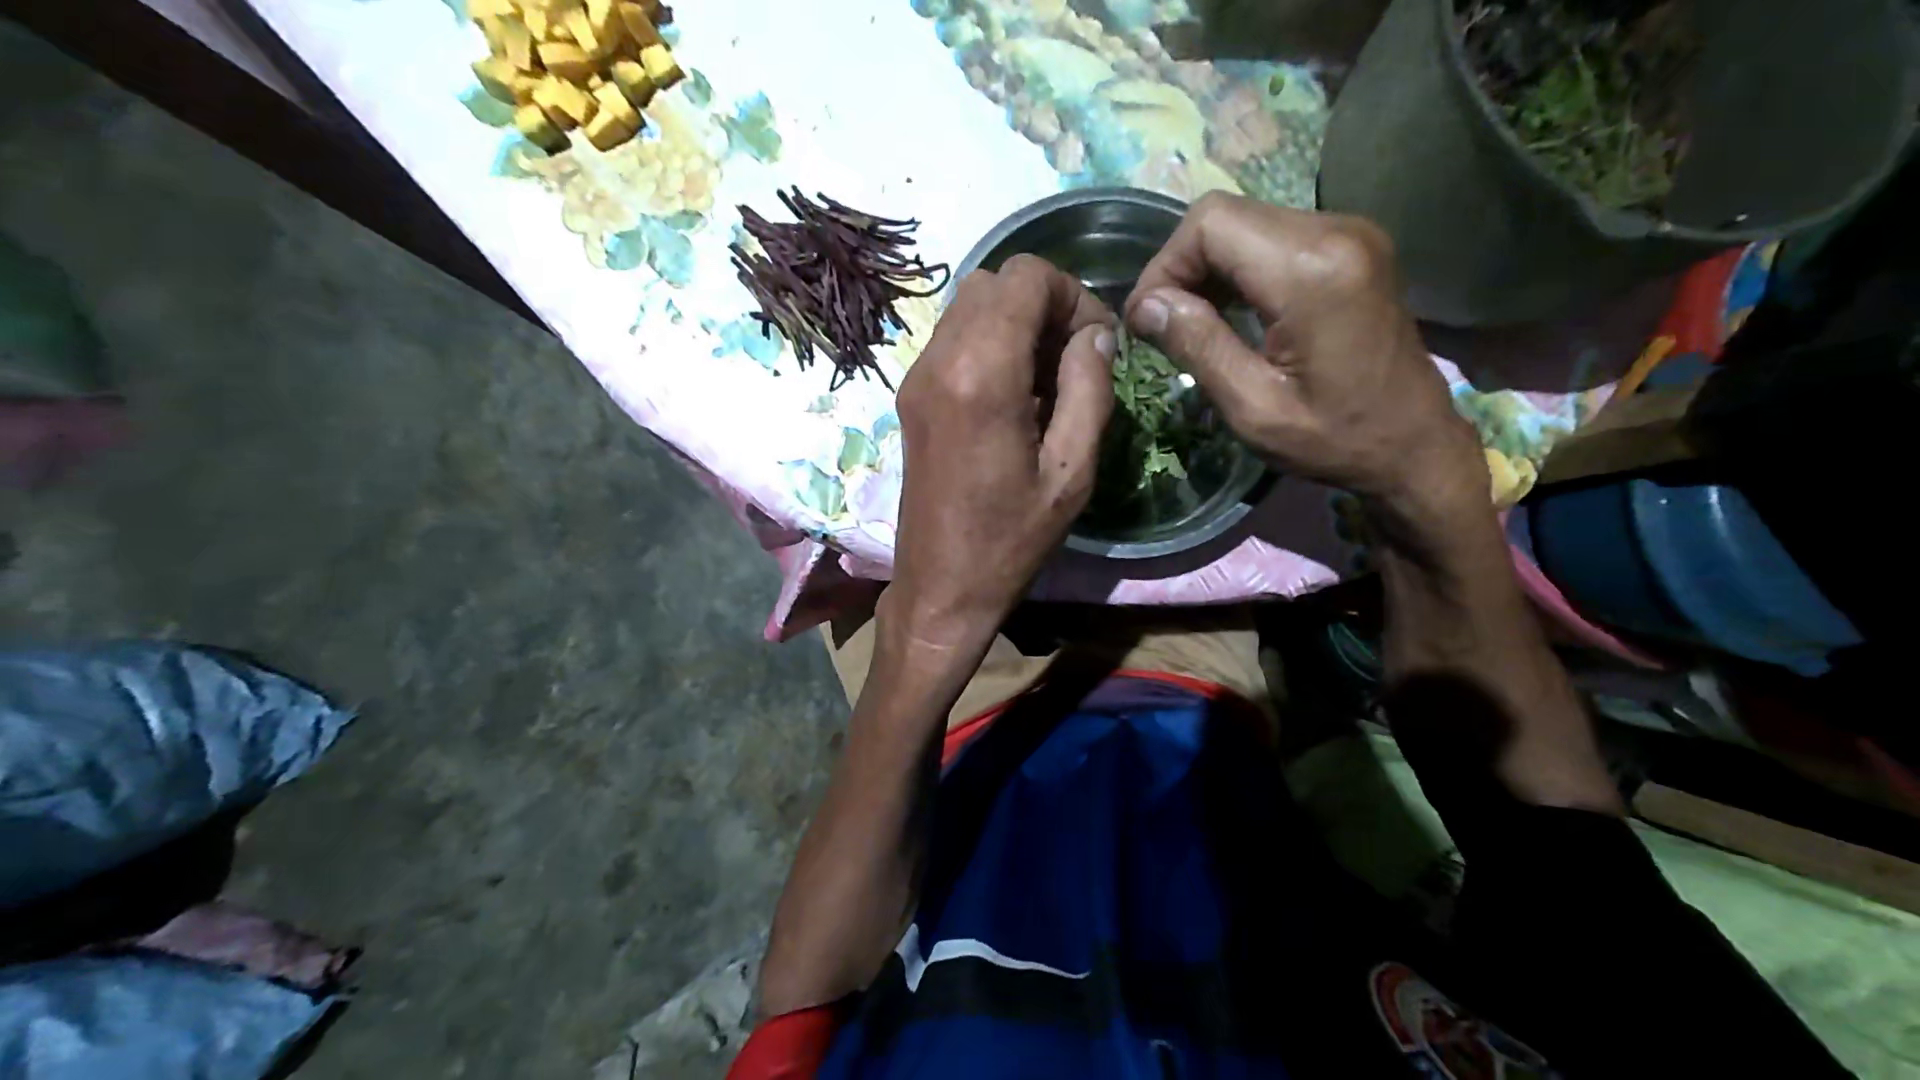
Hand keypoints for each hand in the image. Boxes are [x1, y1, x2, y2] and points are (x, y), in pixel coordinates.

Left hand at [890, 255, 1113, 651]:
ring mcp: (916, 377)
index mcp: (980, 374)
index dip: (1070, 294)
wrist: (942, 585)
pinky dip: (989, 343)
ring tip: (1046, 378)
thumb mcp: (1072, 470)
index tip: (1094, 341)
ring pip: (969, 306)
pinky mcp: (910, 396)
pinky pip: (952, 339)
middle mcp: (938, 361)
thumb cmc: (1012, 539)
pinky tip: (1013, 394)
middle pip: (993, 282)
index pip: (1024, 277)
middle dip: (1042, 304)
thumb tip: (1094, 334)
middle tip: (1072, 357)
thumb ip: (1089, 387)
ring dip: (1014, 322)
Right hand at [1124, 193, 1483, 521]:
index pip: (1210, 224)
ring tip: (1194, 324)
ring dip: (1207, 269)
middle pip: (1225, 215)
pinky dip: (1237, 270)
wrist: (1413, 445)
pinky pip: (1272, 237)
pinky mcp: (1351, 247)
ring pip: (1245, 223)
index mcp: (1311, 271)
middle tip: (1165, 326)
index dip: (1165, 265)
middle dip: (1181, 267)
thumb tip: (1144, 306)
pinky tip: (1230, 313)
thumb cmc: (1334, 439)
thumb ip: (1198, 346)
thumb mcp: (1253, 407)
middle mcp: (1335, 232)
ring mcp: (1349, 234)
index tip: (1150, 321)